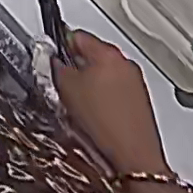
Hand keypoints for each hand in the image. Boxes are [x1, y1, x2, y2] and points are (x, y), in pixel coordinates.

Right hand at [54, 30, 167, 174]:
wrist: (134, 157)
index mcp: (108, 53)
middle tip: (64, 83)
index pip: (76, 35)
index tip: (52, 58)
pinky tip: (95, 114)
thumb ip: (55, 65)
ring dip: (89, 82)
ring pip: (103, 73)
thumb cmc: (104, 121)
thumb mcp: (66, 87)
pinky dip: (102, 96)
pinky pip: (114, 89)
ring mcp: (135, 82)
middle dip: (75, 66)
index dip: (59, 46)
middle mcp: (125, 63)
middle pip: (91, 54)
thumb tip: (53, 58)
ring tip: (79, 102)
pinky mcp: (140, 101)